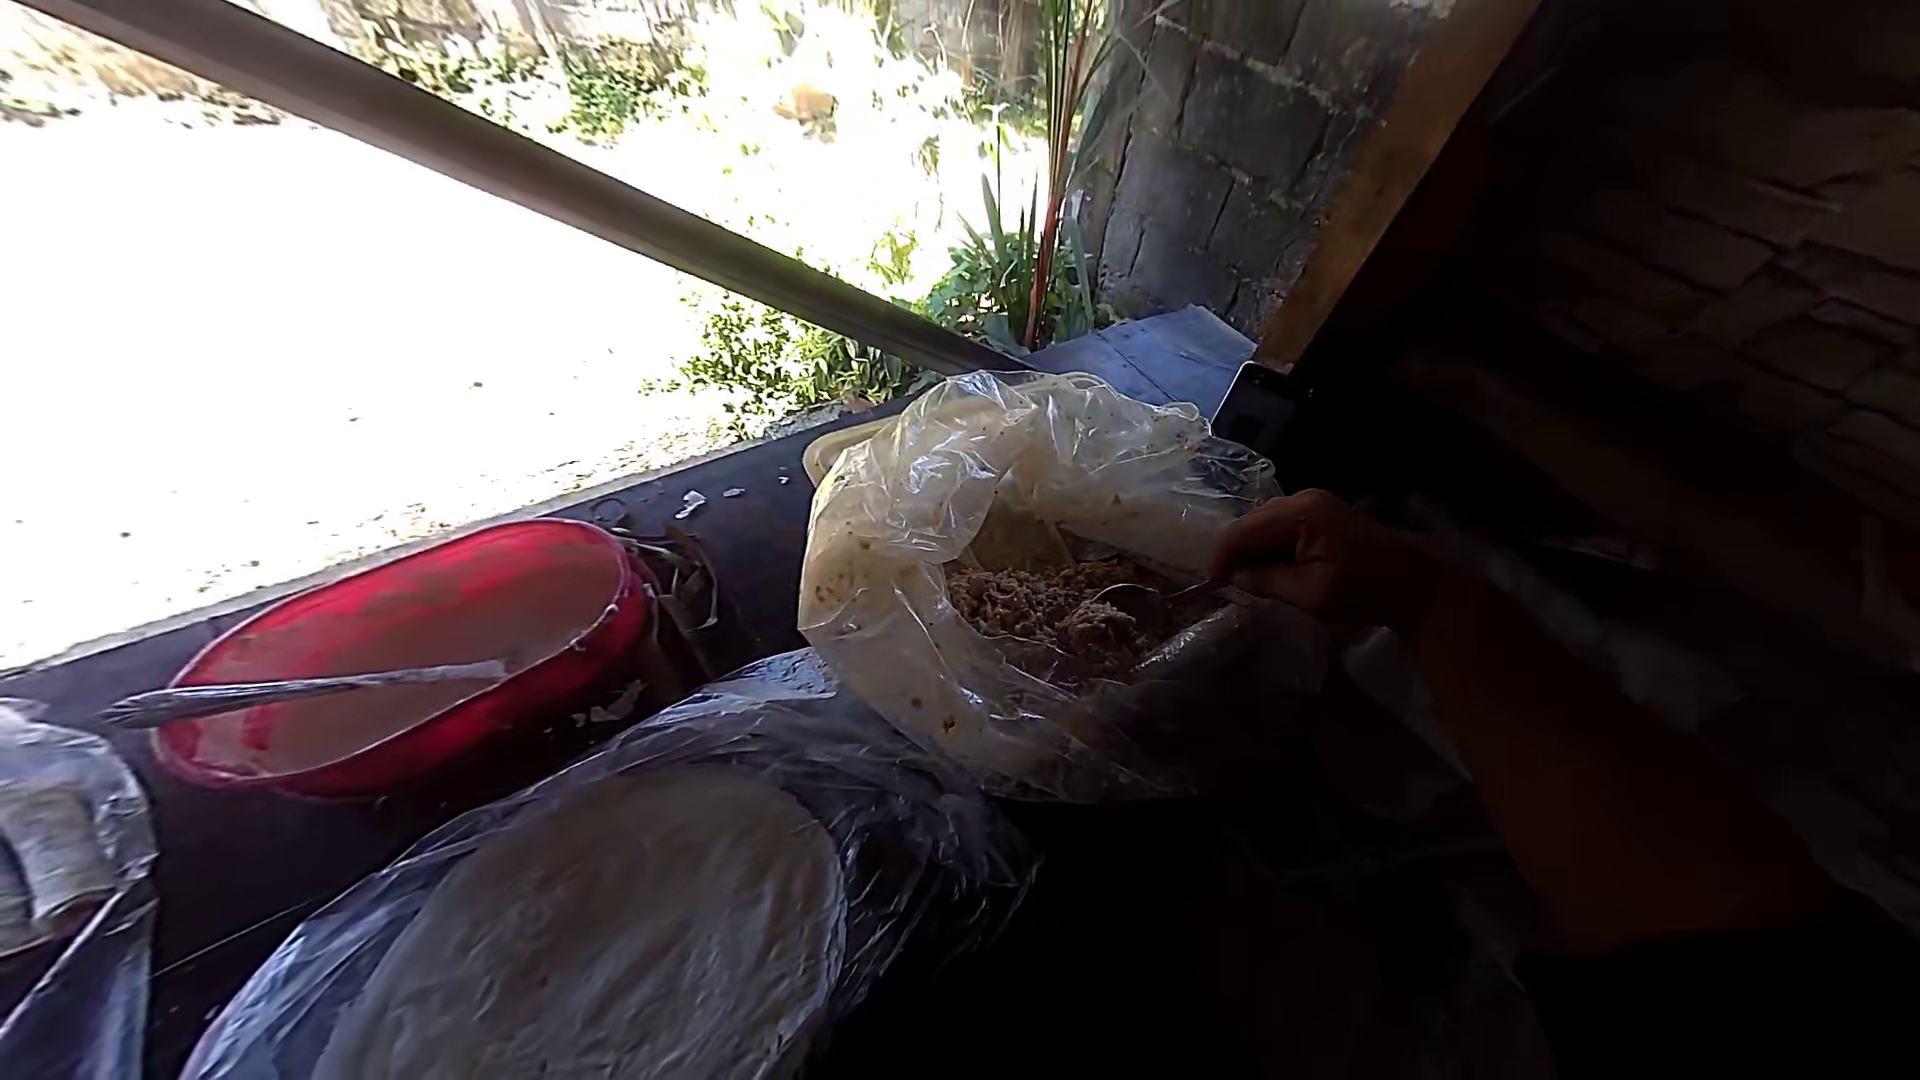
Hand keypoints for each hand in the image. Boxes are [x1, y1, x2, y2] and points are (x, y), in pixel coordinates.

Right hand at [1207, 489, 1444, 629]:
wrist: (1420, 587)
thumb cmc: (1366, 591)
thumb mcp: (1309, 593)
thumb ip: (1265, 581)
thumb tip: (1233, 576)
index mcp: (1301, 513)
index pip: (1243, 530)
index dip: (1221, 557)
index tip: (1212, 583)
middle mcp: (1303, 499)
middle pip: (1250, 523)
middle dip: (1234, 553)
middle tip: (1227, 582)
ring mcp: (1313, 503)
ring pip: (1262, 524)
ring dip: (1251, 551)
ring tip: (1247, 577)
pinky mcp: (1320, 513)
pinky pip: (1279, 526)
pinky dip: (1268, 547)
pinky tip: (1269, 567)